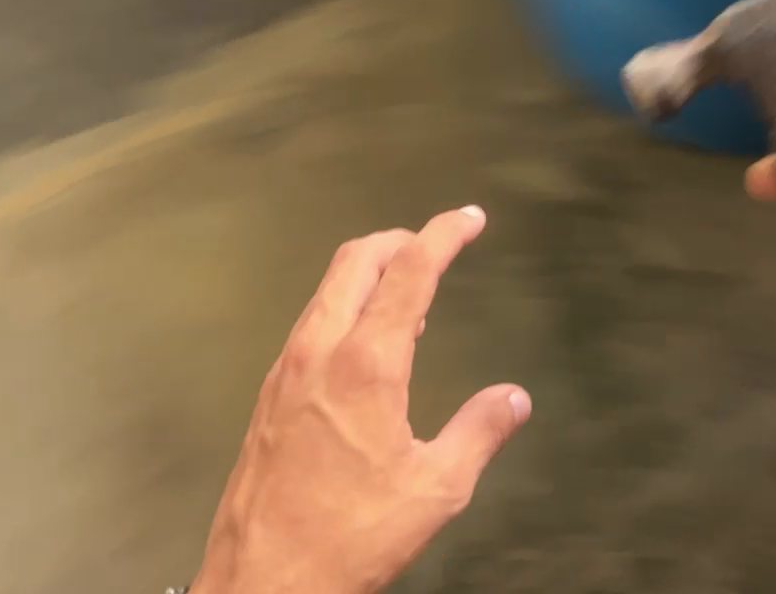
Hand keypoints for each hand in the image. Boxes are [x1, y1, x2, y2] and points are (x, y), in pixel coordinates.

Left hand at [194, 206, 530, 593]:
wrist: (259, 587)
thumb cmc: (351, 537)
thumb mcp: (434, 491)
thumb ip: (479, 433)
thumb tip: (516, 397)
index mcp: (367, 362)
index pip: (411, 271)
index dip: (444, 234)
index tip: (470, 218)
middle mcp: (321, 347)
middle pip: (359, 258)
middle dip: (402, 238)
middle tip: (437, 244)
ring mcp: (288, 365)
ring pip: (331, 285)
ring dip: (373, 269)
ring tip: (412, 294)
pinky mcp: (271, 388)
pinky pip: (315, 317)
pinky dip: (350, 301)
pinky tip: (369, 342)